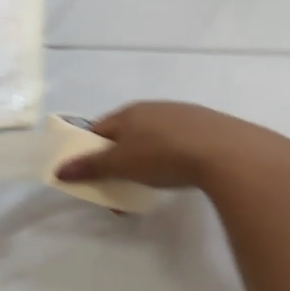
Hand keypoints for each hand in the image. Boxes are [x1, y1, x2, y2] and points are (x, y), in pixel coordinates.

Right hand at [55, 102, 289, 189]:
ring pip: (156, 137)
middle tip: (123, 183)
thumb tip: (58, 171)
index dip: (91, 152)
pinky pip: (182, 141)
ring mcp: (186, 114)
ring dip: (148, 158)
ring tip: (155, 182)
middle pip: (127, 134)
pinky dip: (175, 156)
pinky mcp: (212, 126)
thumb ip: (89, 167)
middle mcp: (155, 108)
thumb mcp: (120, 165)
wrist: (231, 154)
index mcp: (128, 113)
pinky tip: (184, 172)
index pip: (98, 130)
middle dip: (120, 158)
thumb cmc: (164, 156)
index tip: (95, 174)